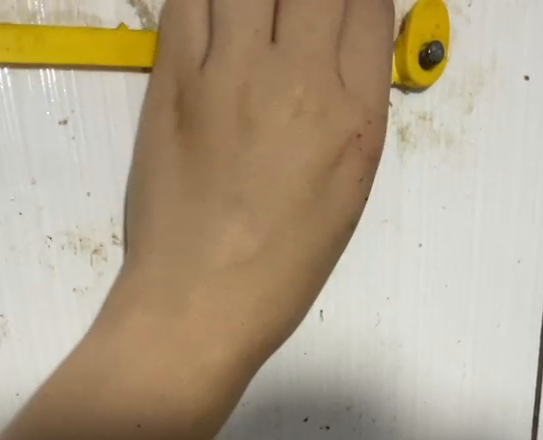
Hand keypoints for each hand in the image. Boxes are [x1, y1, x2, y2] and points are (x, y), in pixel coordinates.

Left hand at [104, 0, 395, 371]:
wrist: (198, 306)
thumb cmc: (278, 274)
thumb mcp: (344, 199)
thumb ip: (349, 117)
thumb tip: (337, 60)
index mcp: (355, 121)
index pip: (369, 4)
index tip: (339, 11)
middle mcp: (300, 80)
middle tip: (293, 19)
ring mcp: (231, 72)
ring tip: (254, 20)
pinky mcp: (174, 76)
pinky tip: (214, 17)